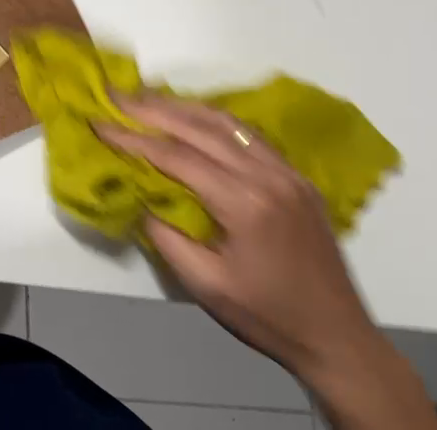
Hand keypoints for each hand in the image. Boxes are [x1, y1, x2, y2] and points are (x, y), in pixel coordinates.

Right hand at [94, 93, 378, 379]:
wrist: (339, 340)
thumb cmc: (267, 317)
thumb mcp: (205, 285)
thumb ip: (165, 235)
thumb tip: (137, 196)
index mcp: (245, 203)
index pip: (176, 156)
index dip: (132, 138)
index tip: (97, 122)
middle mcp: (268, 177)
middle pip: (200, 128)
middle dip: (152, 109)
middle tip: (114, 94)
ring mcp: (288, 174)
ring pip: (227, 124)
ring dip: (183, 107)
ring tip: (146, 97)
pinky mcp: (298, 179)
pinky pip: (249, 136)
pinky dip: (214, 120)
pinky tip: (192, 117)